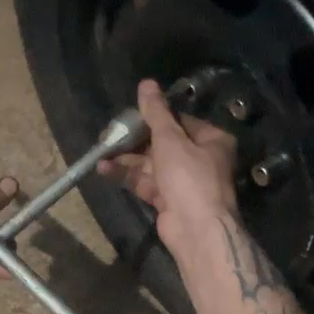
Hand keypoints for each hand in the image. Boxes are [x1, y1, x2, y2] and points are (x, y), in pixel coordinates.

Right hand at [97, 79, 237, 253]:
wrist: (197, 230)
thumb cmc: (190, 177)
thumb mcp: (170, 139)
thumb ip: (156, 113)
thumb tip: (146, 83)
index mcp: (212, 140)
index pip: (180, 121)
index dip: (155, 117)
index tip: (131, 114)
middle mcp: (201, 159)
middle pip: (163, 144)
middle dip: (135, 141)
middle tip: (110, 133)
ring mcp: (184, 182)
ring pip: (152, 165)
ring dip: (127, 159)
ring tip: (101, 152)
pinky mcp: (169, 201)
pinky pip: (146, 183)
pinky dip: (128, 176)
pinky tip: (105, 169)